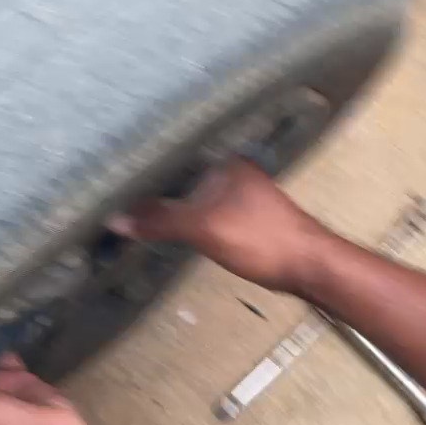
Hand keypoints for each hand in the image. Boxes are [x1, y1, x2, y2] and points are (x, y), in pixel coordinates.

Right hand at [108, 159, 333, 293]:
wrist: (311, 267)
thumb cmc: (260, 240)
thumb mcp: (204, 229)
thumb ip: (160, 220)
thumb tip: (115, 219)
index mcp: (225, 162)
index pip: (175, 157)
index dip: (146, 167)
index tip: (114, 176)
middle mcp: (234, 172)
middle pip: (184, 177)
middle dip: (155, 187)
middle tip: (116, 196)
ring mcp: (243, 195)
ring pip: (196, 196)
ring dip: (171, 205)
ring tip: (136, 211)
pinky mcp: (248, 218)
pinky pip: (207, 212)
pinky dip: (188, 219)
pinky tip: (174, 228)